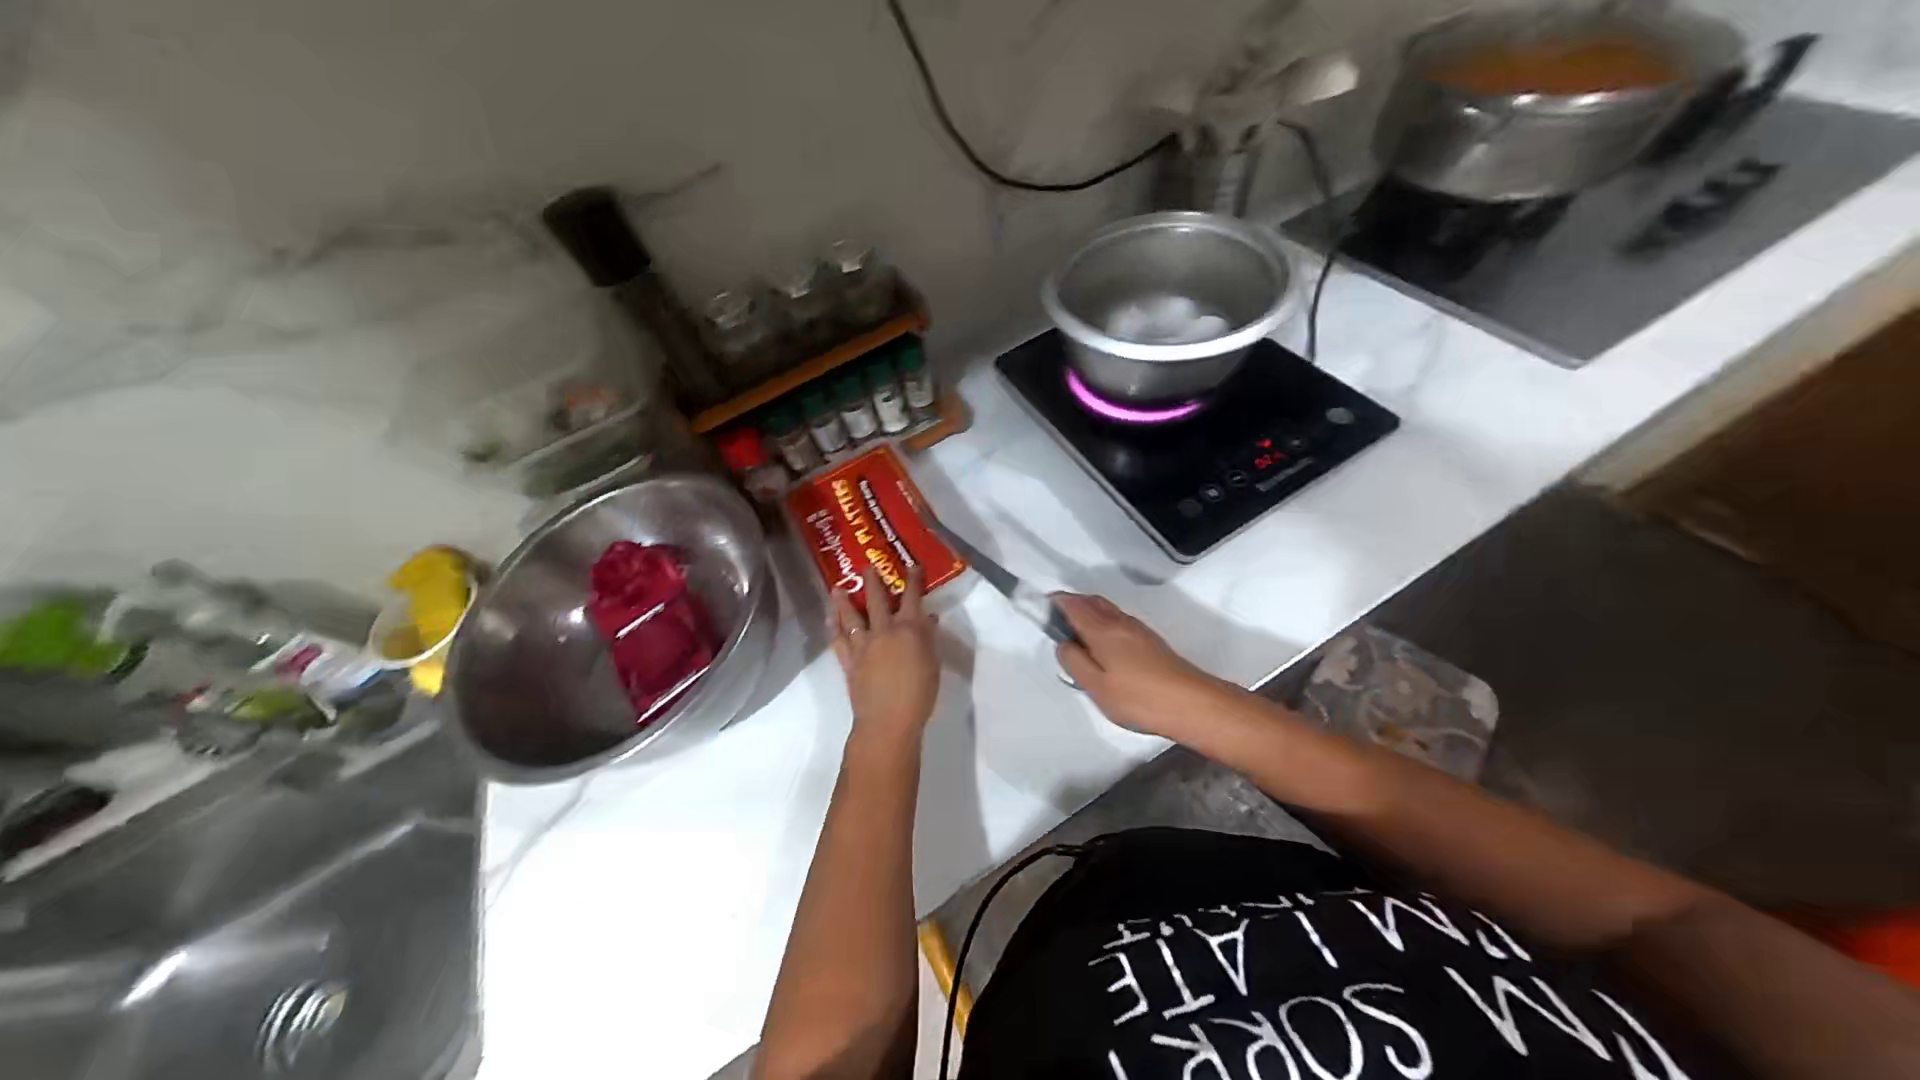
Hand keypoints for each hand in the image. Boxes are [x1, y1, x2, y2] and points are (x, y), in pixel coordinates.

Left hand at [830, 567, 939, 741]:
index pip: (912, 598)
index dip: (913, 580)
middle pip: (877, 601)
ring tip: (837, 588)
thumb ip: (928, 640)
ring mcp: (863, 646)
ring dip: (844, 601)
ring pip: (851, 617)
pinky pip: (838, 641)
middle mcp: (884, 632)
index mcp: (910, 630)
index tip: (912, 566)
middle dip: (873, 582)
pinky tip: (829, 619)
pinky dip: (833, 628)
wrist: (888, 721)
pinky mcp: (849, 663)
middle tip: (867, 567)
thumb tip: (927, 620)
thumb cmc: (919, 695)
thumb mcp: (932, 664)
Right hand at [1053, 593, 1229, 737]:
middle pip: (1092, 601)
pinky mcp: (1150, 641)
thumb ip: (1075, 662)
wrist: (1193, 704)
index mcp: (1103, 630)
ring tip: (1076, 633)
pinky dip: (1103, 622)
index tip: (1043, 608)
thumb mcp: (1096, 686)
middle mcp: (1120, 622)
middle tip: (1057, 620)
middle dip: (1072, 603)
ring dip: (1088, 611)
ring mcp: (1138, 630)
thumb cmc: (1139, 698)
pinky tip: (1102, 644)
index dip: (1057, 602)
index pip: (1074, 605)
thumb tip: (1064, 644)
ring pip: (1107, 610)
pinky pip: (1118, 620)